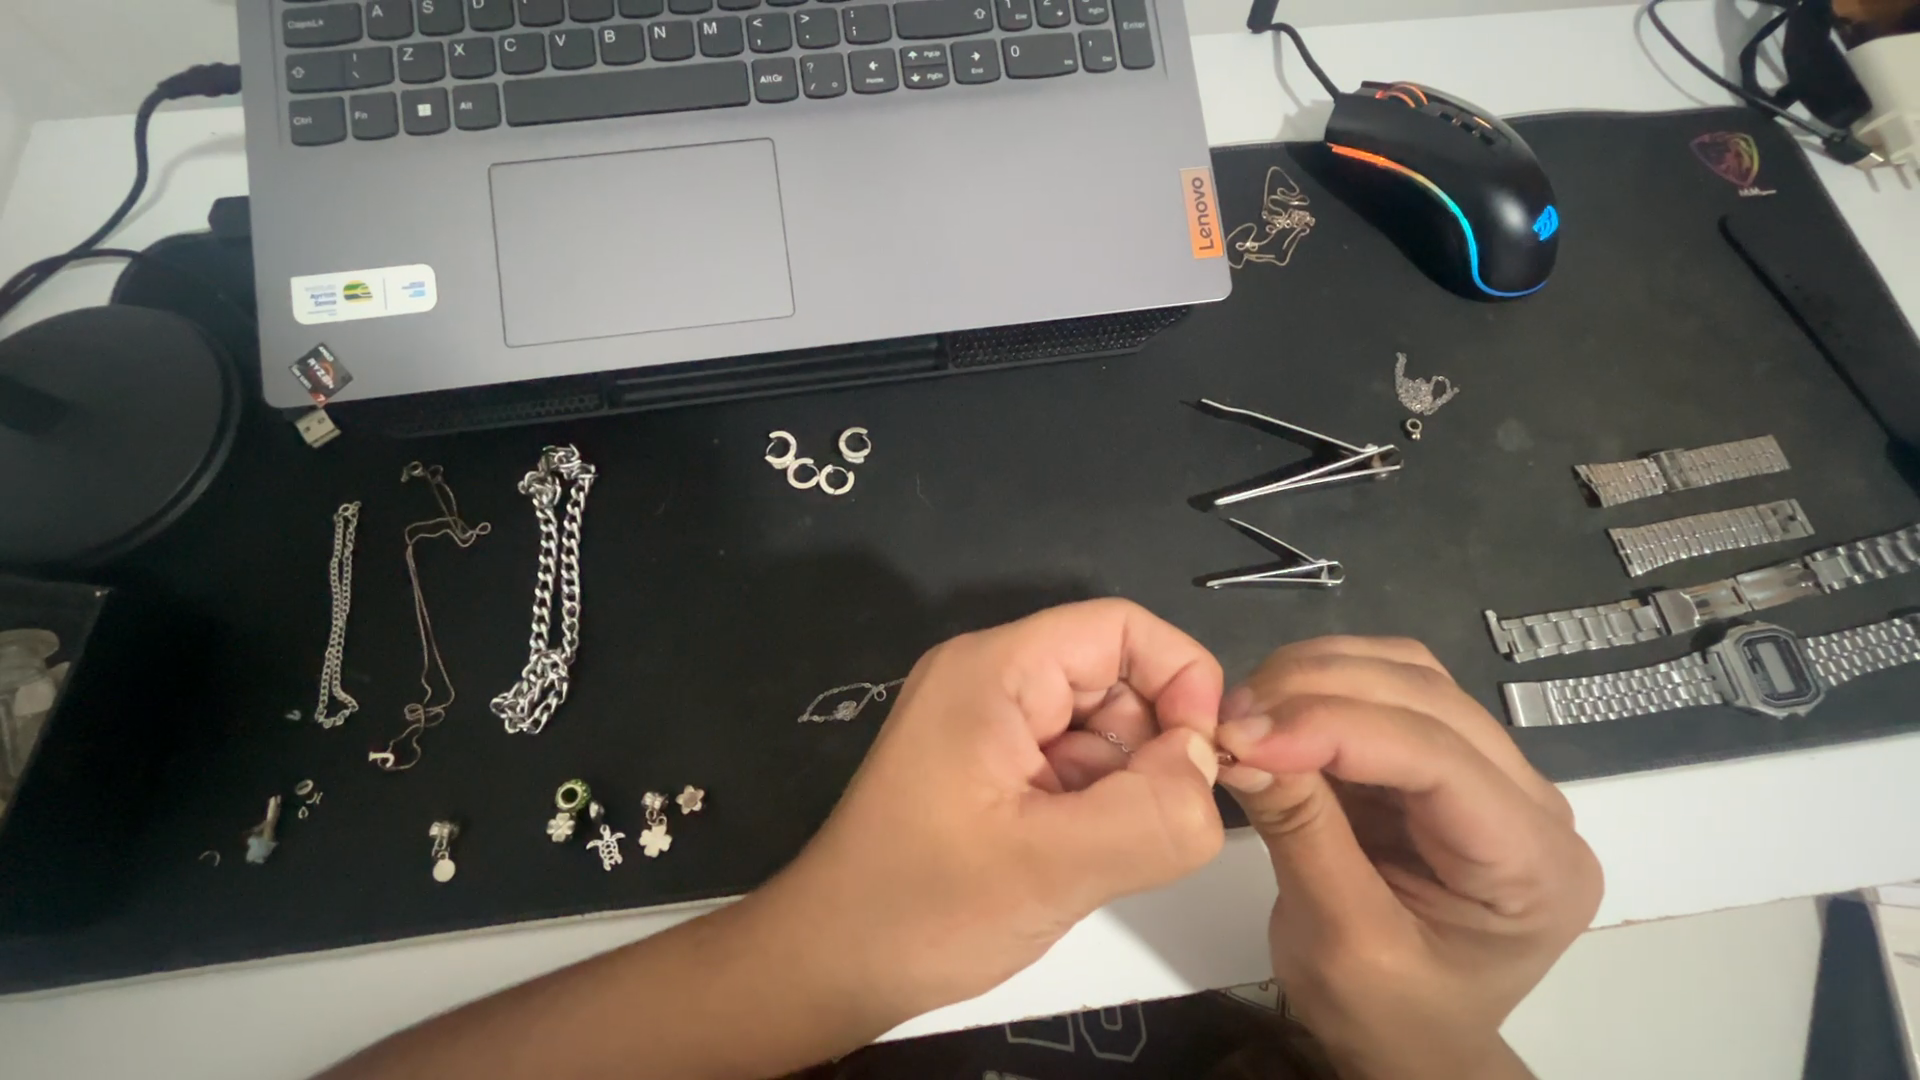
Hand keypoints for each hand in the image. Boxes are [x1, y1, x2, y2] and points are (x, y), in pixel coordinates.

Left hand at [751, 599, 1227, 1024]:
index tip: (1204, 761)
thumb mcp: (1049, 868)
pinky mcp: (992, 762)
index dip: (1180, 676)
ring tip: (1094, 850)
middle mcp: (991, 678)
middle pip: (1114, 675)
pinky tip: (1074, 853)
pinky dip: (1097, 802)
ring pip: (1100, 725)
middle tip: (1147, 828)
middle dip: (1151, 745)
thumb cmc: (923, 908)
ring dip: (1123, 783)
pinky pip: (1074, 761)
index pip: (1119, 628)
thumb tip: (1205, 762)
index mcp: (994, 670)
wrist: (833, 961)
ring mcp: (989, 721)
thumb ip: (1150, 815)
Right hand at [1215, 637, 1601, 1079]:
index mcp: (1533, 865)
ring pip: (1402, 671)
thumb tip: (1239, 742)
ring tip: (1242, 712)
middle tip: (1227, 719)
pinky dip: (1314, 682)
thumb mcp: (1339, 940)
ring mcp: (1484, 769)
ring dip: (1311, 675)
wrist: (1407, 1040)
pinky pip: (1378, 684)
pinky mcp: (1433, 754)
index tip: (1239, 736)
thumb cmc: (1387, 1014)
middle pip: (1424, 696)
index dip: (1332, 729)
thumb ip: (1299, 830)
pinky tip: (1270, 710)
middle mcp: (1527, 799)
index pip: (1436, 758)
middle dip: (1313, 691)